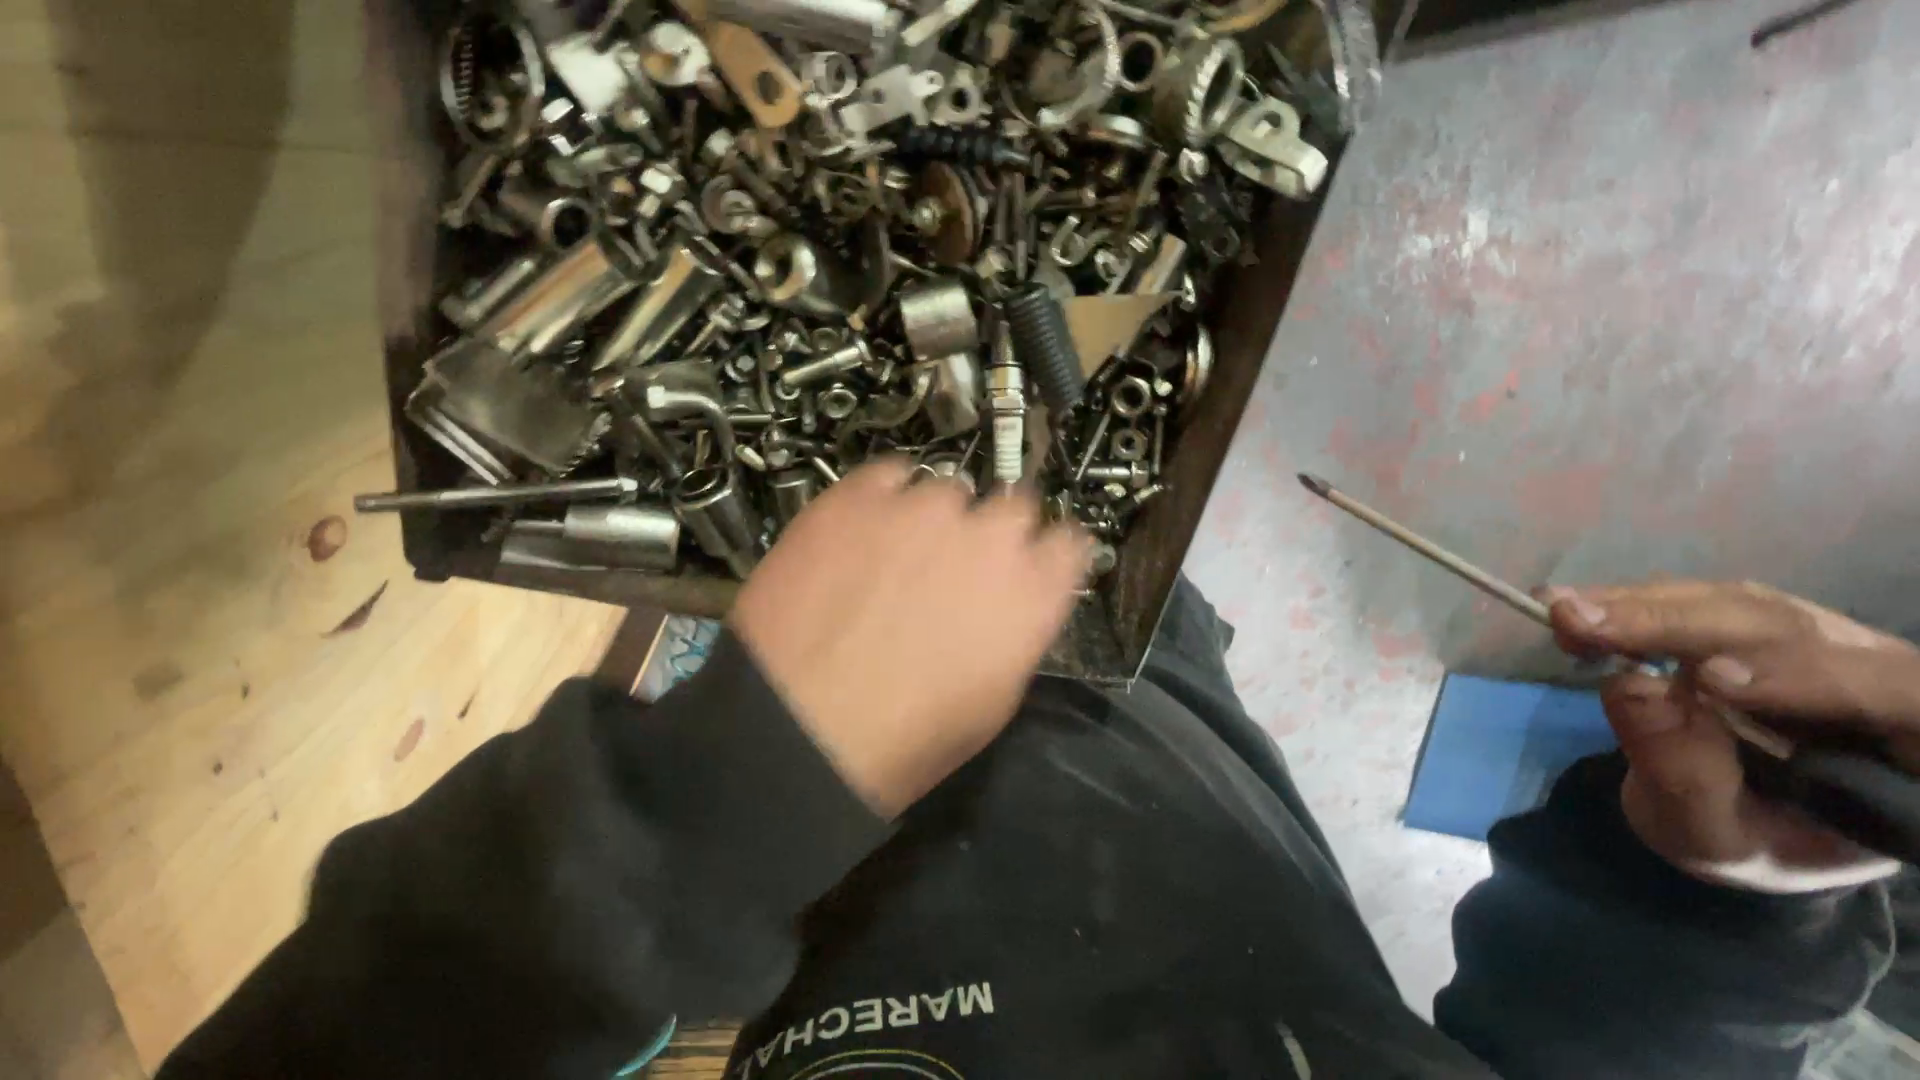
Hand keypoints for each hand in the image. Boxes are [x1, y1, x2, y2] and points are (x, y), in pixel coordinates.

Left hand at [729, 460, 1090, 818]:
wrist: (796, 730)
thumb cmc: (906, 739)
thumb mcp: (992, 702)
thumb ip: (1016, 631)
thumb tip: (1010, 602)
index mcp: (1033, 591)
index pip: (1068, 541)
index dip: (1046, 553)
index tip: (1030, 563)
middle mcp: (989, 536)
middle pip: (1013, 506)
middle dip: (993, 532)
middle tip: (956, 567)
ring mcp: (920, 508)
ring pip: (947, 489)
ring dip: (934, 518)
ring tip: (896, 556)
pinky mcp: (857, 496)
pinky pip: (888, 475)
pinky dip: (884, 497)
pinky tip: (863, 531)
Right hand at [1543, 581, 1919, 893]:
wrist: (1738, 820)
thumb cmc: (1749, 841)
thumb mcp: (1714, 838)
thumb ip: (1687, 778)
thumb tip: (1633, 687)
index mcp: (1912, 745)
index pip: (1896, 694)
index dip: (1810, 676)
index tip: (1708, 679)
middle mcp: (1878, 675)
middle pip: (1793, 631)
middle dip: (1679, 625)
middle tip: (1579, 621)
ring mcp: (1819, 640)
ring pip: (1743, 605)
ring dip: (1646, 607)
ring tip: (1565, 613)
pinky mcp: (1757, 623)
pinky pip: (1703, 600)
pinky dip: (1632, 603)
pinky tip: (1573, 605)